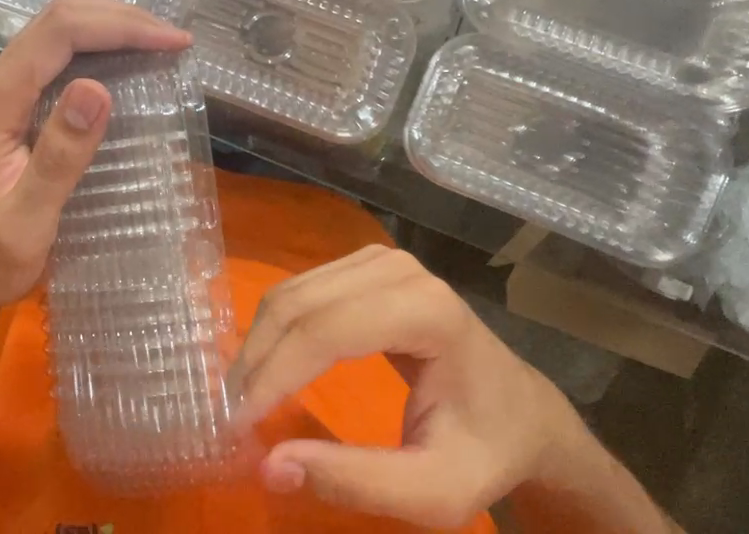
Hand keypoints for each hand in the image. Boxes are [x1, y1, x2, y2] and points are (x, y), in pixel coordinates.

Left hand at [0, 0, 191, 331]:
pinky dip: (99, 45)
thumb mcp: (29, 219)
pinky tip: (128, 61)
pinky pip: (59, 53)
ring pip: (58, 30)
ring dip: (111, 27)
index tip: (173, 42)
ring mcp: (5, 88)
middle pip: (59, 19)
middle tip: (175, 40)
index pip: (60, 32)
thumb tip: (96, 88)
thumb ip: (59, 156)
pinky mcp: (17, 101)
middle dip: (121, 19)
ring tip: (160, 44)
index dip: (119, 27)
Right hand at [231, 245, 584, 528]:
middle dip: (256, 361)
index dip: (274, 376)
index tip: (236, 425)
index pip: (326, 332)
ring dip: (258, 346)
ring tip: (244, 398)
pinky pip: (299, 292)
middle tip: (230, 416)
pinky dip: (273, 330)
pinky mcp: (362, 263)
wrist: (518, 411)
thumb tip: (270, 466)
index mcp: (428, 311)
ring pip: (290, 294)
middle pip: (300, 306)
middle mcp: (396, 268)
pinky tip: (266, 369)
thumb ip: (358, 481)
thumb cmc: (484, 452)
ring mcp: (377, 258)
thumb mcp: (436, 491)